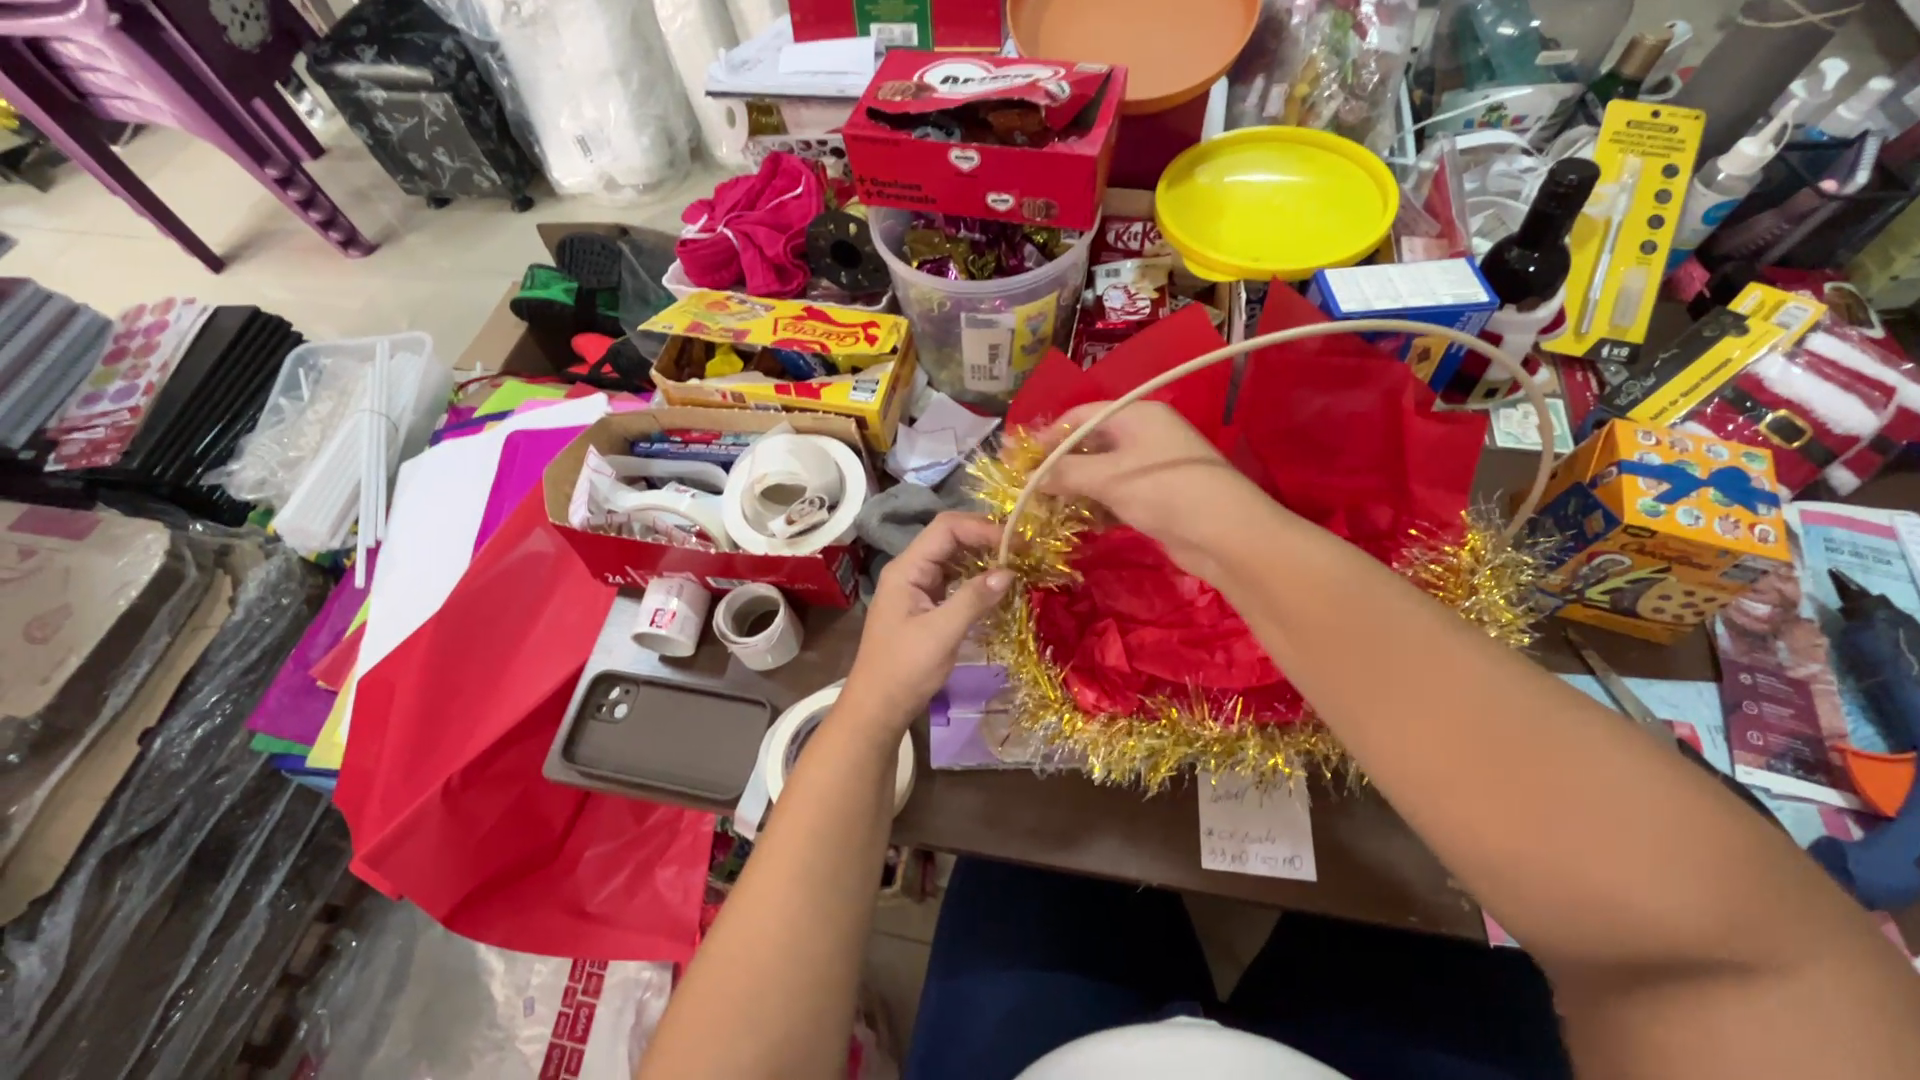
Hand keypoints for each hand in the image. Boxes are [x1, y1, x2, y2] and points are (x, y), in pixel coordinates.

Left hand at [841, 513, 1012, 730]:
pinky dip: (976, 579)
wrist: (878, 707)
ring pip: (954, 559)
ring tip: (1016, 565)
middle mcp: (910, 571)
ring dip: (983, 558)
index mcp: (906, 569)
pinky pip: (954, 581)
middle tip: (1022, 551)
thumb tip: (1008, 572)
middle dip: (985, 538)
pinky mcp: (926, 606)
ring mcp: (917, 588)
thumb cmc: (905, 670)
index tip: (1016, 543)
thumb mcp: (941, 634)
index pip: (946, 529)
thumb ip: (973, 599)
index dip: (982, 528)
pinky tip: (997, 587)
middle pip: (950, 538)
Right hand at [1029, 401, 1272, 575]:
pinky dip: (1095, 505)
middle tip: (1026, 486)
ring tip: (1043, 507)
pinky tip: (1076, 522)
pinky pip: (1115, 494)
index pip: (1080, 417)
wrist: (1225, 535)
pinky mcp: (1157, 497)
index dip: (1046, 436)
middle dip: (1058, 465)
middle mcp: (1145, 434)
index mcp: (1136, 414)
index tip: (1016, 458)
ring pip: (1101, 472)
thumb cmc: (1165, 491)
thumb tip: (1030, 474)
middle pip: (1090, 443)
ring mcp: (1152, 466)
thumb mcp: (1108, 478)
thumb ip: (1065, 471)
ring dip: (1074, 488)